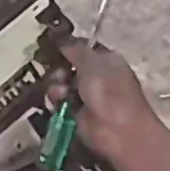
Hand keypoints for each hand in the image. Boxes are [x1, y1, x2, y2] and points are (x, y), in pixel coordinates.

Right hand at [53, 40, 157, 155]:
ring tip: (61, 92)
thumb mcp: (93, 64)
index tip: (51, 46)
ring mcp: (84, 94)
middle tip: (59, 73)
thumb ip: (75, 49)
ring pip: (58, 81)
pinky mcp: (74, 111)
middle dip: (58, 68)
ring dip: (56, 85)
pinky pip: (57, 99)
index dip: (67, 46)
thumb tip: (60, 39)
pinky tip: (60, 101)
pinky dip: (56, 99)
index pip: (81, 48)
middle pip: (66, 64)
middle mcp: (95, 76)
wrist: (118, 131)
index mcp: (106, 61)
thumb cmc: (110, 92)